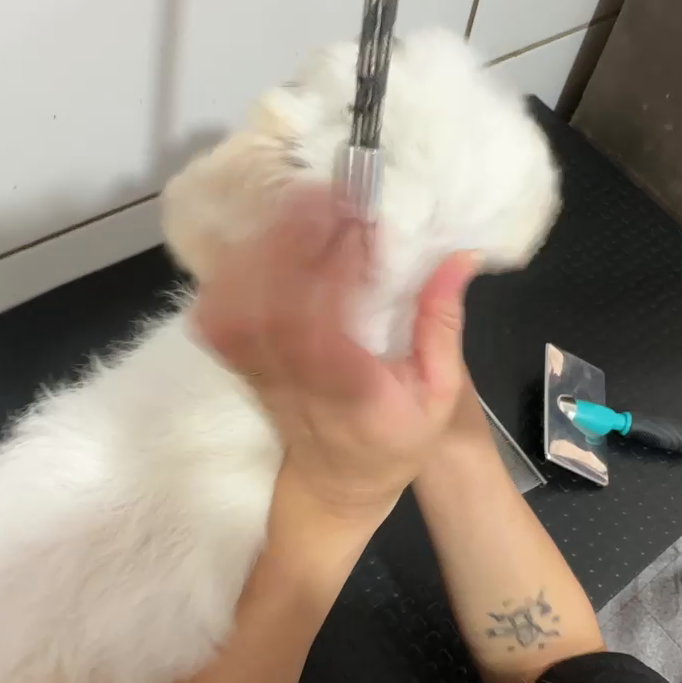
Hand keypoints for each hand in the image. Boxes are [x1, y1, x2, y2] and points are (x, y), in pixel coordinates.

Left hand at [195, 187, 476, 526]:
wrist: (337, 487)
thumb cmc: (394, 442)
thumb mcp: (439, 395)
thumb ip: (442, 326)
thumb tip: (461, 257)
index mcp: (348, 392)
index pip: (324, 324)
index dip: (333, 265)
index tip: (359, 218)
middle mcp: (294, 382)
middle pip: (269, 306)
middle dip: (292, 241)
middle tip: (325, 195)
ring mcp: (261, 376)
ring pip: (238, 308)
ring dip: (262, 250)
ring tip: (298, 207)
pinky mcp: (245, 368)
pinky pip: (220, 320)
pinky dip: (231, 275)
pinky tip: (261, 240)